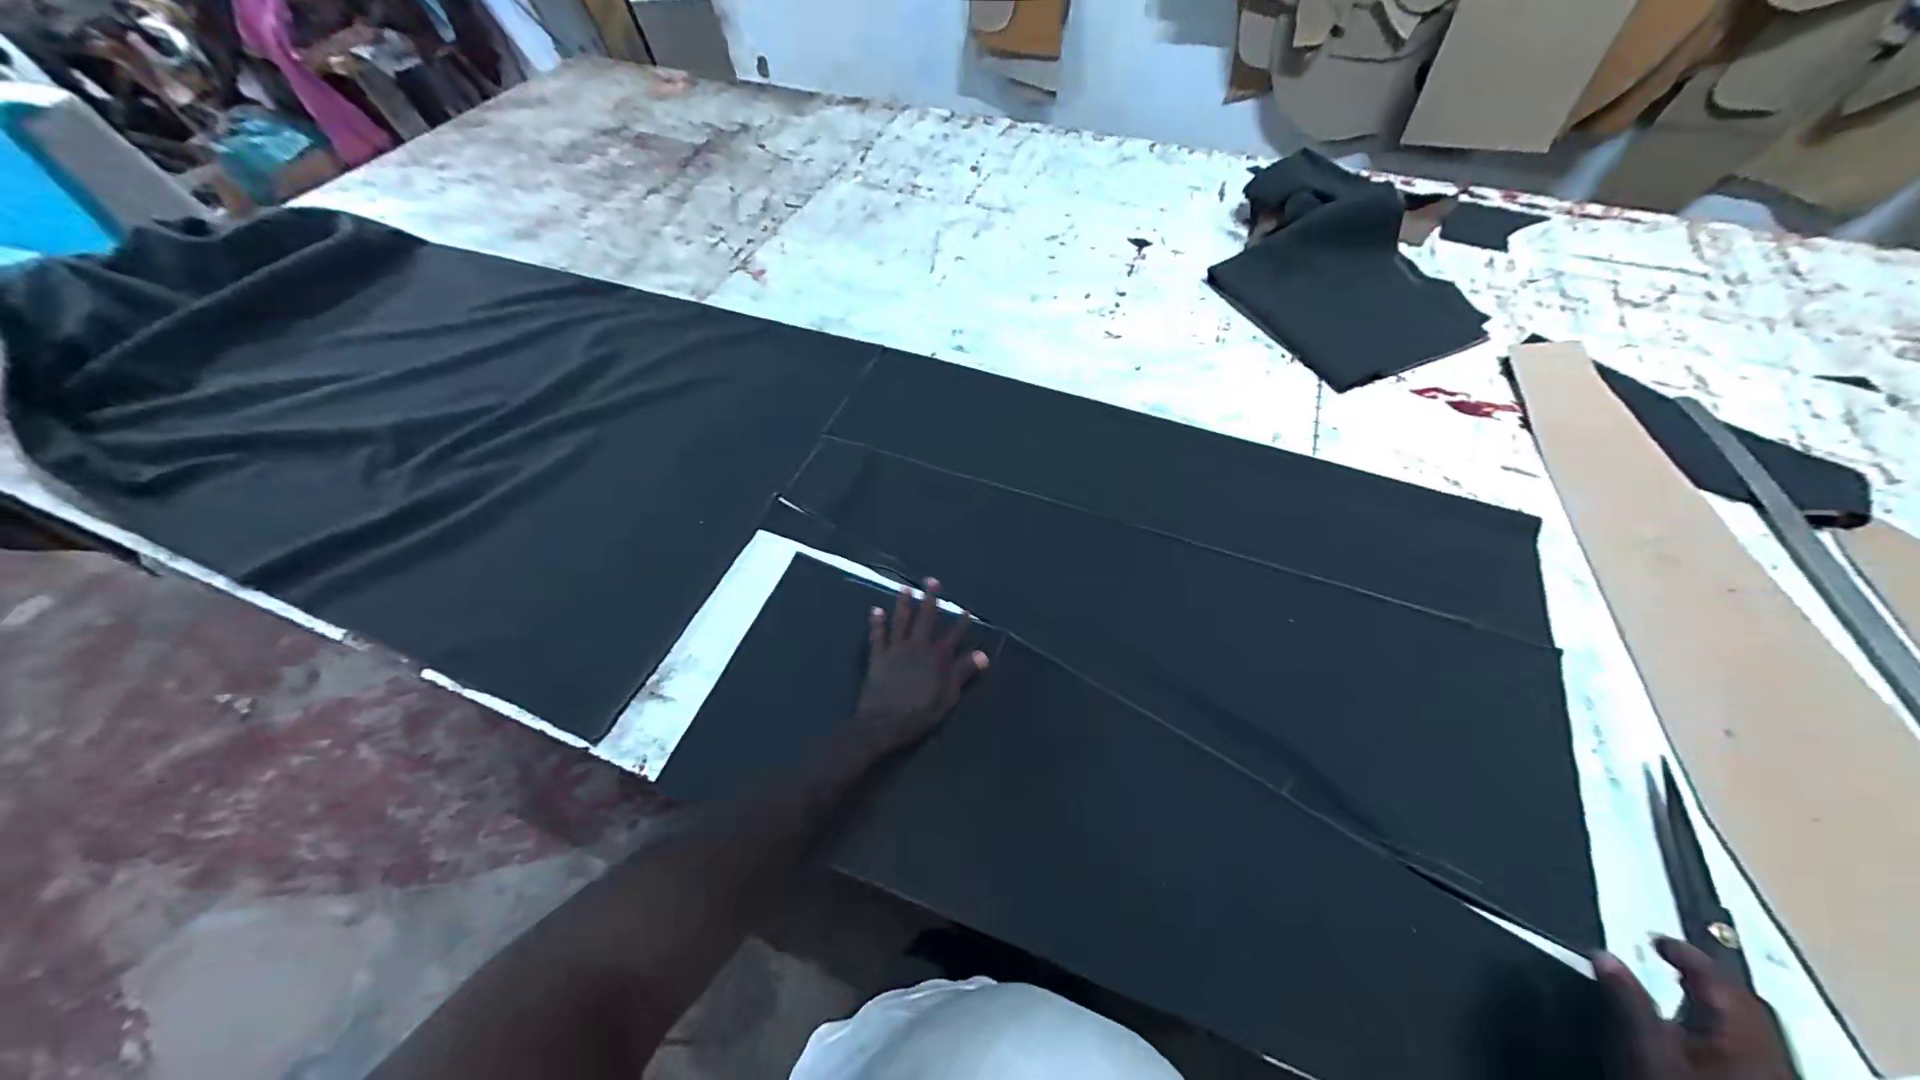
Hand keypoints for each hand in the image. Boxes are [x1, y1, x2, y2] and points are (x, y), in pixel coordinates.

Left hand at [849, 578, 988, 754]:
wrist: (884, 722)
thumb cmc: (920, 713)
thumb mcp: (948, 696)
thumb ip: (963, 673)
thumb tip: (982, 654)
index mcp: (938, 657)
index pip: (953, 635)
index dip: (961, 623)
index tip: (966, 610)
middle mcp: (918, 646)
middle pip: (926, 618)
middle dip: (930, 599)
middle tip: (932, 581)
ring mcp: (896, 649)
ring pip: (901, 620)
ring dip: (904, 603)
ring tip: (906, 587)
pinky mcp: (878, 656)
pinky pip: (877, 635)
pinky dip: (876, 622)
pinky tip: (876, 610)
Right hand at [1594, 938, 1796, 1079]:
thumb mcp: (1643, 1048)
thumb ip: (1625, 998)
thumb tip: (1604, 957)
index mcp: (1743, 1039)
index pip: (1720, 982)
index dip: (1687, 955)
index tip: (1658, 941)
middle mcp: (1768, 1059)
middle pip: (1745, 1007)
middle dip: (1707, 979)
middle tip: (1669, 961)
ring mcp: (1768, 1079)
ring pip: (1749, 1031)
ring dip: (1714, 1005)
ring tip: (1679, 991)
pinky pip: (1746, 1051)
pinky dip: (1718, 1030)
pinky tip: (1695, 1036)